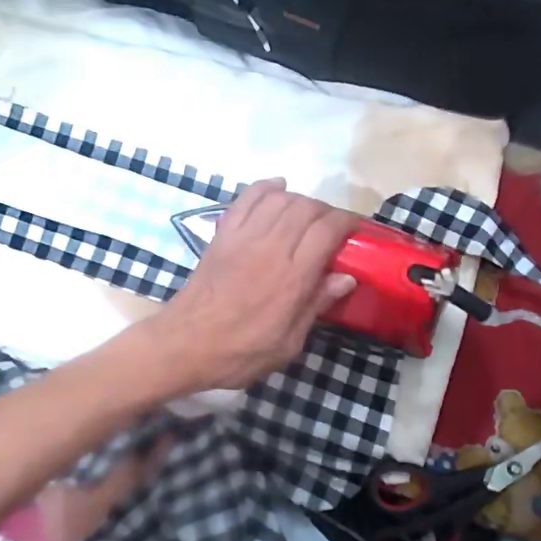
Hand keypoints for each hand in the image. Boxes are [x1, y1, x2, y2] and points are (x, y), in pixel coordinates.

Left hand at [142, 179, 357, 392]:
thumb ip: (316, 306)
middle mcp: (270, 248)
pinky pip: (246, 198)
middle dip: (326, 211)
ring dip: (299, 200)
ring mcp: (243, 237)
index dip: (346, 222)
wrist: (184, 344)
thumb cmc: (240, 352)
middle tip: (332, 226)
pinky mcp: (222, 234)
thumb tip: (345, 278)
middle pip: (306, 208)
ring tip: (307, 215)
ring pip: (279, 199)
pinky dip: (265, 187)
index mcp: (292, 277)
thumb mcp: (288, 343)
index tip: (356, 228)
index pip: (326, 230)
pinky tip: (278, 188)